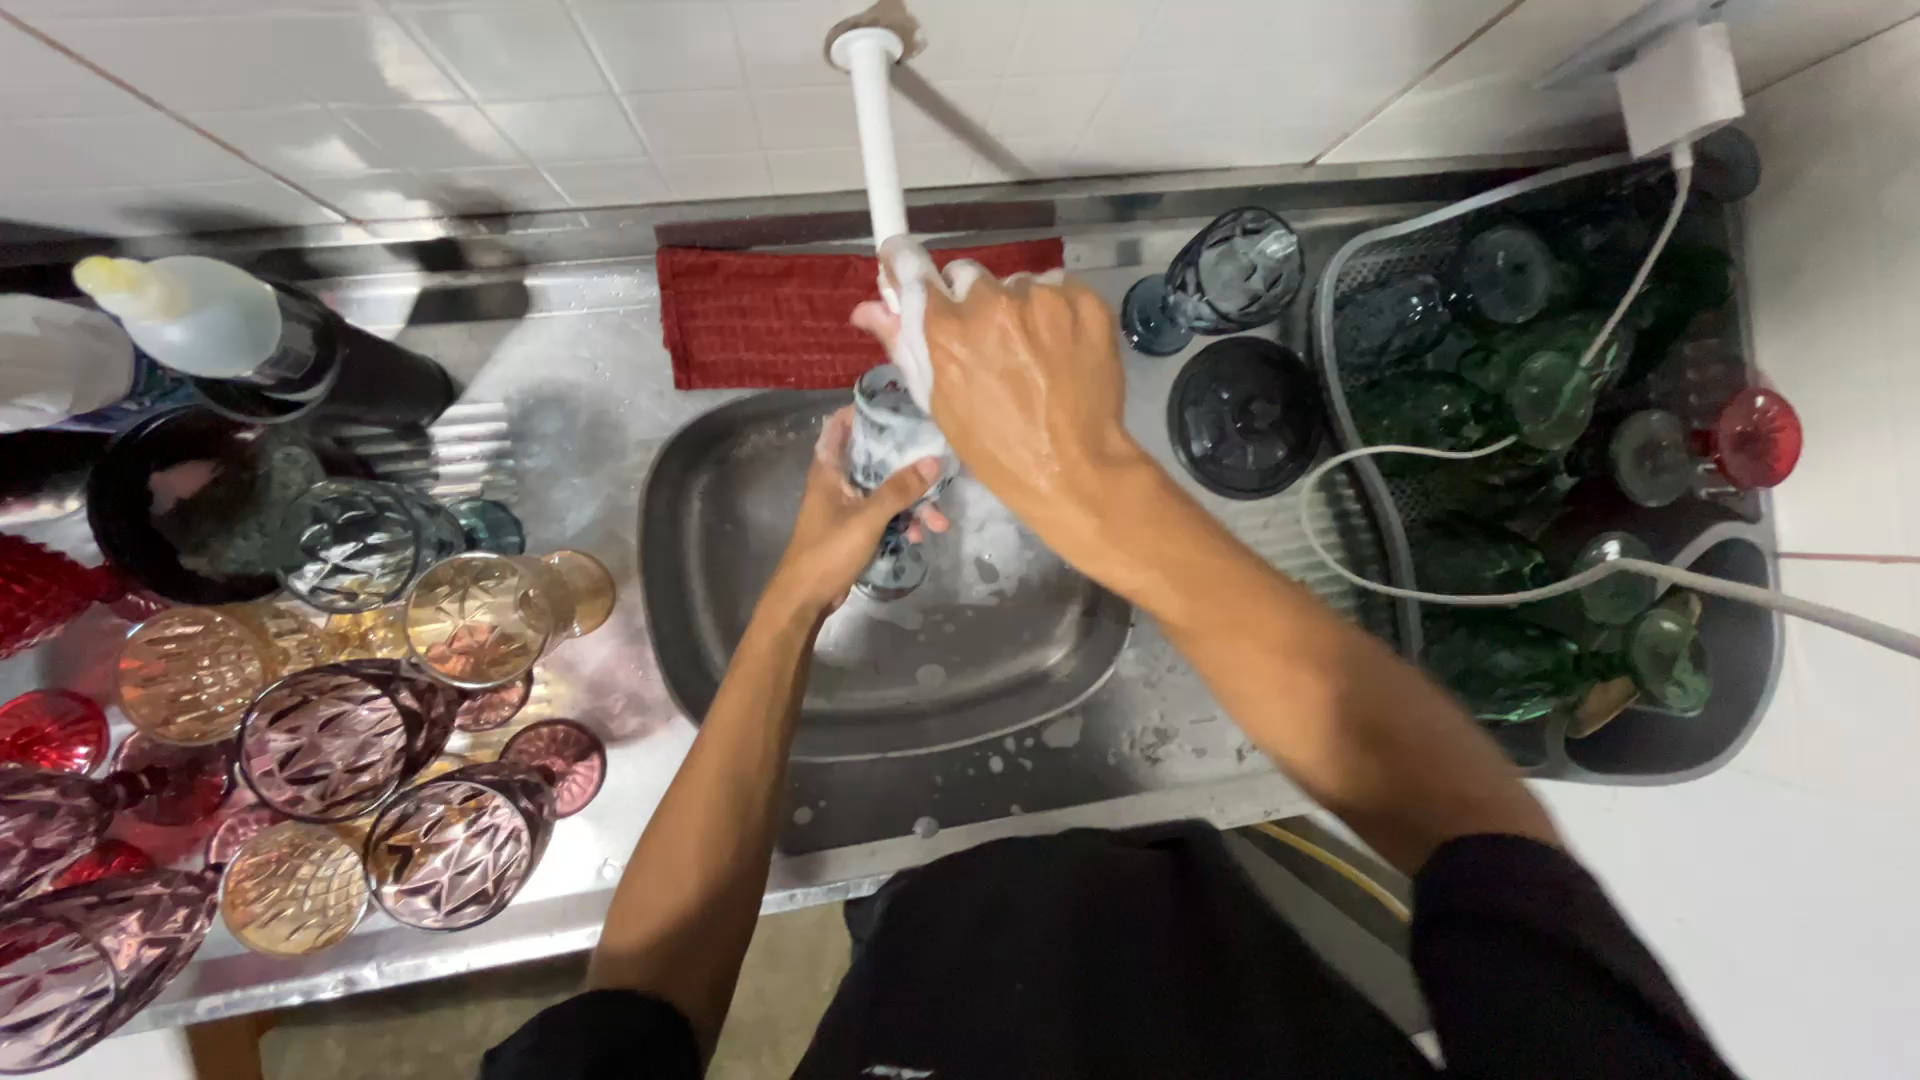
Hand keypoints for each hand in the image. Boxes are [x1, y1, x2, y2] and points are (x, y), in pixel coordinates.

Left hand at [766, 407, 947, 616]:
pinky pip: (885, 513)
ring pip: (886, 489)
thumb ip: (899, 489)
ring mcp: (848, 503)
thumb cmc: (828, 550)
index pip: (844, 422)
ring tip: (938, 523)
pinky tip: (919, 536)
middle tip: (939, 471)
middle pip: (877, 458)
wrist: (806, 597)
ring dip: (913, 502)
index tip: (902, 409)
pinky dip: (903, 520)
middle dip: (909, 467)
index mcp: (830, 467)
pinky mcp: (856, 526)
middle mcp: (838, 479)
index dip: (869, 411)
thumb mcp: (867, 518)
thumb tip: (934, 460)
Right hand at [851, 240, 1147, 568]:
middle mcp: (992, 302)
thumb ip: (904, 347)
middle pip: (967, 276)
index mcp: (947, 330)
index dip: (904, 262)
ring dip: (1016, 309)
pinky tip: (1059, 350)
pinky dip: (1054, 311)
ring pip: (1016, 285)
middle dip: (969, 301)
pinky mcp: (1085, 301)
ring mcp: (1043, 299)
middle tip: (985, 343)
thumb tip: (866, 308)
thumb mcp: (940, 404)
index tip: (903, 263)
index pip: (911, 265)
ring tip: (1030, 355)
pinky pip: (1058, 289)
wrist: (1074, 468)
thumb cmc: (996, 449)